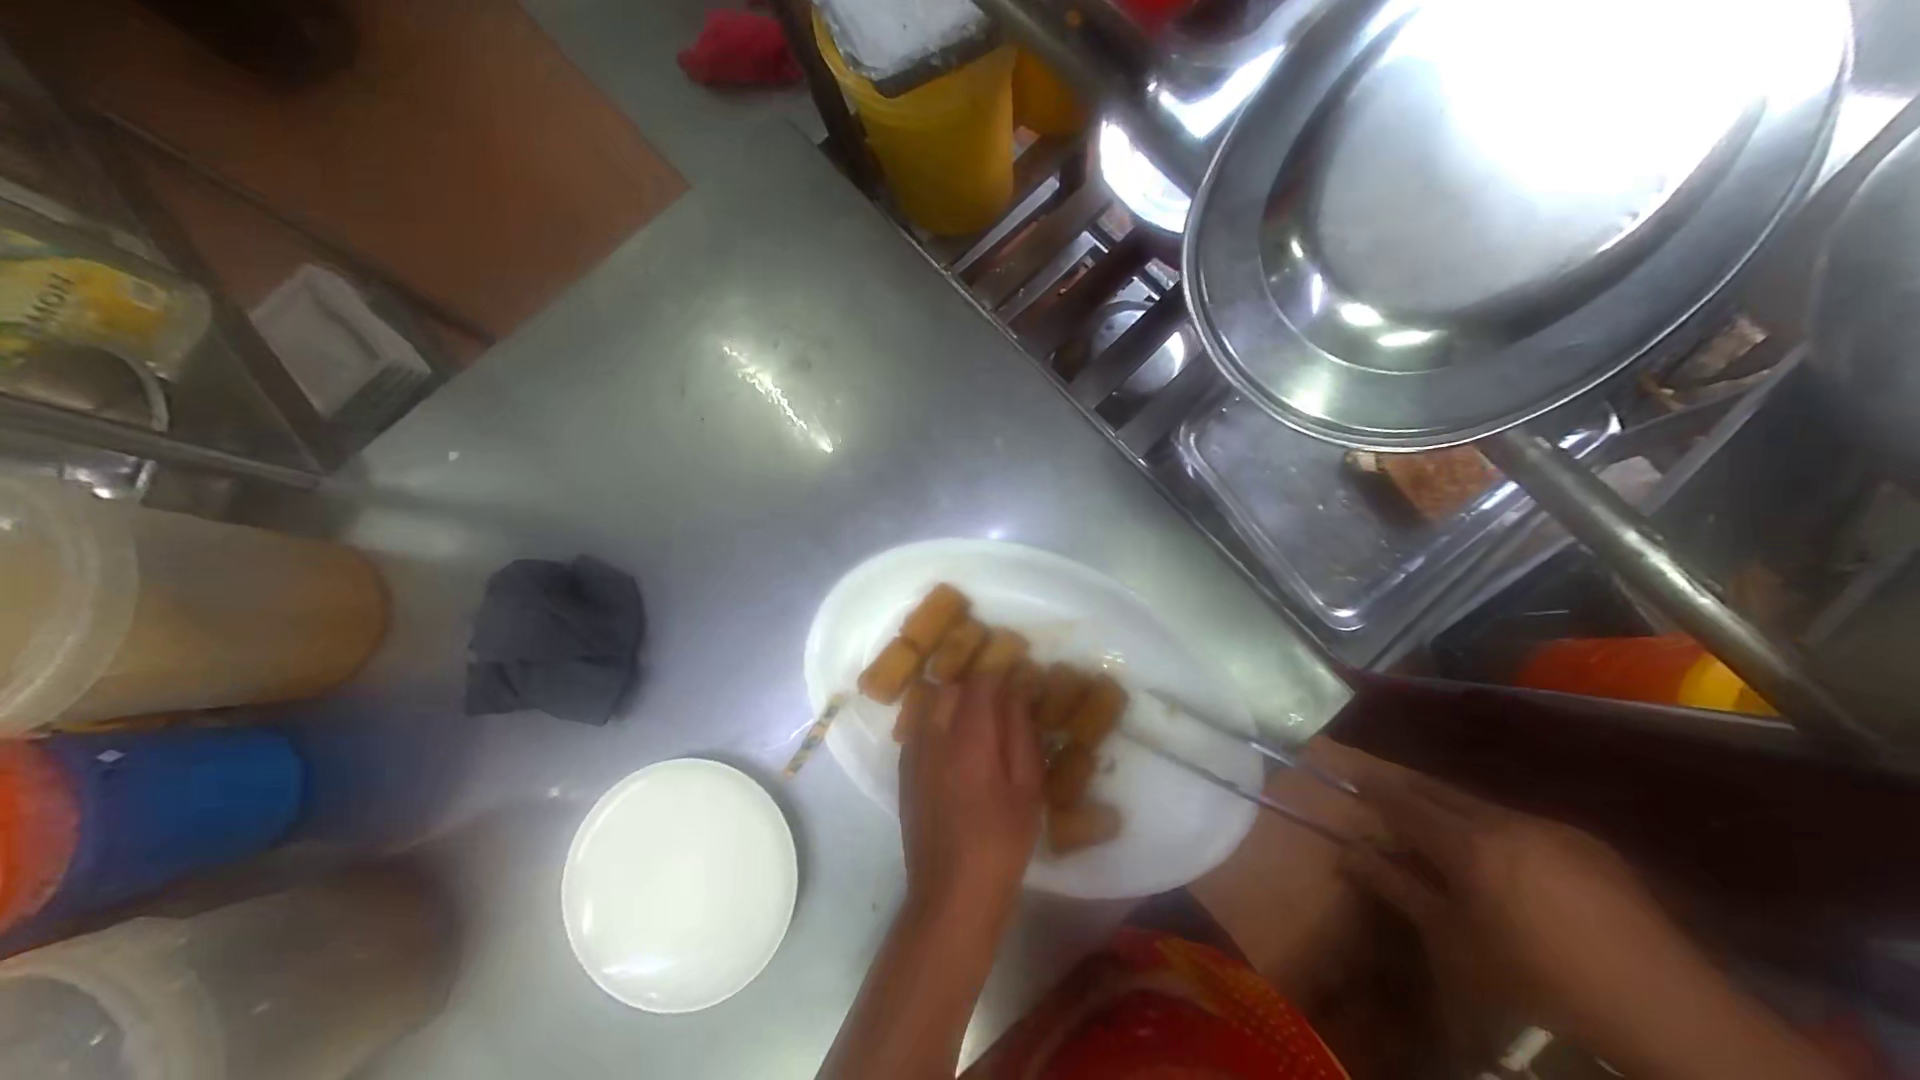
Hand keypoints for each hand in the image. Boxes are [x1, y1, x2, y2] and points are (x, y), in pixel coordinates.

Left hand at [899, 675, 1043, 918]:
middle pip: (950, 689)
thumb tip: (1017, 694)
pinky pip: (919, 731)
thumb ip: (1020, 734)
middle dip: (977, 687)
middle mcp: (933, 737)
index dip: (1001, 674)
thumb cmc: (1001, 843)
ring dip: (954, 703)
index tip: (1020, 679)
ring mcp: (913, 756)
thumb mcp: (1027, 789)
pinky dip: (938, 725)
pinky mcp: (904, 775)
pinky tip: (958, 748)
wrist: (952, 894)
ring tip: (981, 723)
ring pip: (930, 707)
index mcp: (967, 738)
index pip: (980, 684)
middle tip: (1004, 703)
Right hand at [1327, 745, 1838, 1079]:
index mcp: (1469, 843)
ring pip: (1483, 806)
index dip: (1371, 785)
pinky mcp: (1591, 846)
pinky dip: (1495, 829)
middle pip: (1441, 791)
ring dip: (1451, 810)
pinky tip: (1503, 860)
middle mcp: (1507, 820)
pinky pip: (1524, 824)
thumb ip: (1398, 888)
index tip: (1346, 772)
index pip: (1403, 800)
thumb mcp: (1455, 941)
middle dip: (1405, 787)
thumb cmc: (1538, 980)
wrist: (1665, 1010)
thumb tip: (1350, 853)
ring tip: (1436, 829)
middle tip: (1377, 783)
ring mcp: (1555, 828)